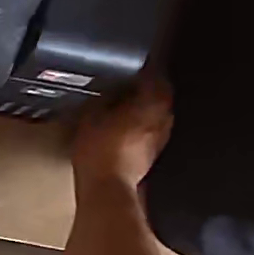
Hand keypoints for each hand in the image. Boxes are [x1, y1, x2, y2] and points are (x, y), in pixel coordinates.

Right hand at [72, 78, 173, 195]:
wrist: (107, 187)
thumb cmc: (100, 153)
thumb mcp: (89, 118)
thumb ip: (101, 100)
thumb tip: (106, 91)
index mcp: (152, 103)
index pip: (155, 75)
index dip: (142, 69)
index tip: (132, 67)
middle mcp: (164, 118)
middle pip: (159, 94)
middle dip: (144, 89)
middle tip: (125, 85)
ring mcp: (161, 137)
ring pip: (156, 113)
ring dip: (142, 108)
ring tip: (121, 107)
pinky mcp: (152, 153)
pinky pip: (149, 131)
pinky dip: (138, 126)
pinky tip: (121, 130)